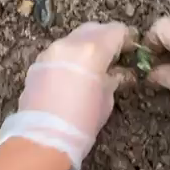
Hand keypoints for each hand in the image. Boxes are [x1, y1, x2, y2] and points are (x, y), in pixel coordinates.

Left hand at [0, 22, 132, 169]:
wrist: (42, 139)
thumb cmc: (80, 123)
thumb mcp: (106, 100)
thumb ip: (113, 79)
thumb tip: (118, 73)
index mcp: (91, 51)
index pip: (116, 30)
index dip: (128, 38)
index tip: (133, 49)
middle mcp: (69, 45)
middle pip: (94, 29)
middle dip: (107, 38)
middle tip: (116, 55)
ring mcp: (50, 52)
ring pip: (74, 38)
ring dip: (87, 46)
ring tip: (96, 66)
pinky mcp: (37, 63)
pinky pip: (59, 51)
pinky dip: (71, 55)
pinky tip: (76, 73)